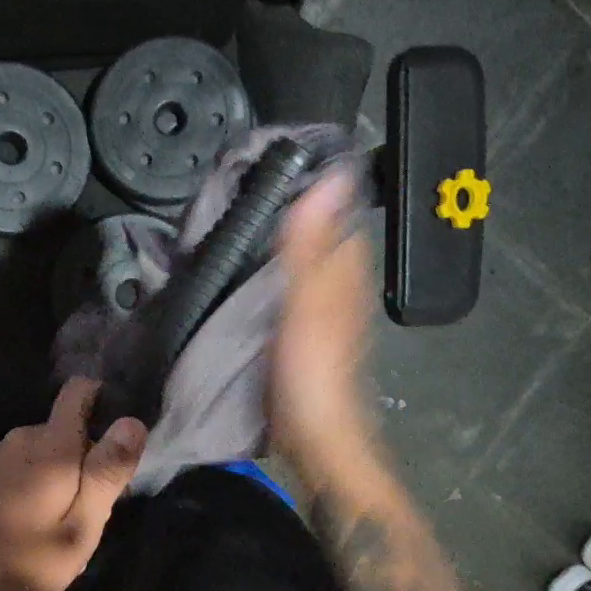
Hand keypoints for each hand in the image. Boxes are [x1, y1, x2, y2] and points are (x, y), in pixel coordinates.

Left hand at [0, 378, 146, 590]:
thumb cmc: (28, 564)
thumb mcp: (81, 526)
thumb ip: (107, 472)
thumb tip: (133, 421)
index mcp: (49, 445)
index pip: (78, 391)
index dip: (105, 399)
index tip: (121, 436)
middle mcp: (20, 438)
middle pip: (66, 426)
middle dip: (88, 452)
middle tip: (98, 502)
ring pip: (45, 447)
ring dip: (63, 470)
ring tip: (68, 516)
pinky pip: (24, 463)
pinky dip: (39, 480)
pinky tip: (37, 519)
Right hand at [270, 169, 377, 481]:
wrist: (316, 439)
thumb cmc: (313, 374)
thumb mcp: (307, 303)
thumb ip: (311, 245)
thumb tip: (331, 177)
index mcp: (344, 274)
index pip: (342, 211)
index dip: (321, 180)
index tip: (287, 151)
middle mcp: (340, 288)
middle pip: (323, 233)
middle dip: (298, 205)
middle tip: (255, 179)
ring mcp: (323, 314)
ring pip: (305, 261)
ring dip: (284, 239)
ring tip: (246, 216)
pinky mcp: (303, 338)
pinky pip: (288, 290)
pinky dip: (273, 274)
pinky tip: (249, 274)